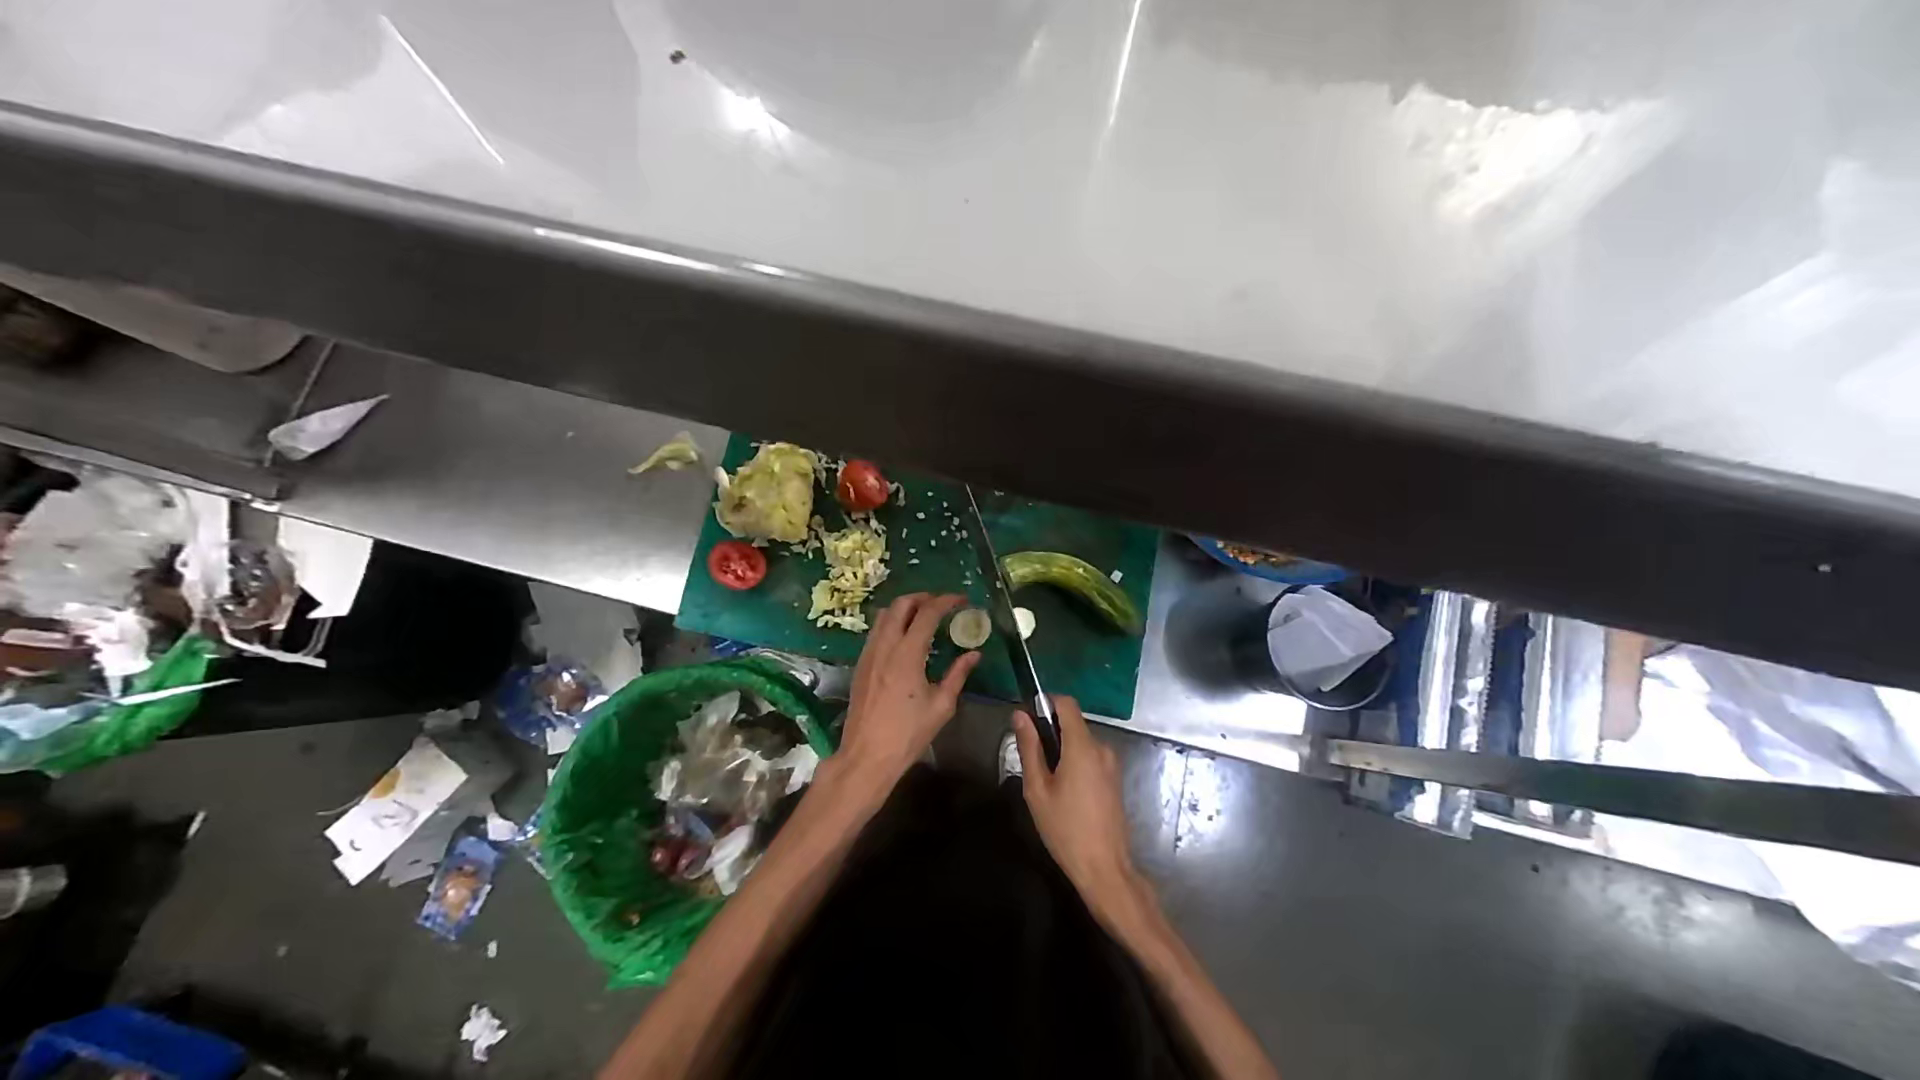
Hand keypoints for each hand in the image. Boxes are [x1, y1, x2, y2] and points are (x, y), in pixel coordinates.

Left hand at [836, 593, 981, 787]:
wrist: (867, 755)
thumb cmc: (908, 734)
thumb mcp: (941, 705)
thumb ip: (958, 674)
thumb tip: (973, 655)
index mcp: (907, 654)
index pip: (927, 613)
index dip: (946, 601)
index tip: (962, 600)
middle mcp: (884, 646)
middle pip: (900, 605)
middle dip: (922, 598)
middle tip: (941, 604)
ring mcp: (868, 654)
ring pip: (883, 615)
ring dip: (904, 608)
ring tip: (923, 616)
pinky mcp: (860, 665)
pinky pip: (876, 632)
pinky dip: (892, 624)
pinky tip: (905, 639)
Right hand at [1011, 696, 1144, 920]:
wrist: (1104, 868)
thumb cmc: (1065, 829)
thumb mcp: (1037, 789)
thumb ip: (1029, 748)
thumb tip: (1020, 716)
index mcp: (1082, 747)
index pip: (1067, 704)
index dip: (1046, 703)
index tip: (1028, 718)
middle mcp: (1102, 749)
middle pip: (1073, 724)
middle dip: (1051, 734)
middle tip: (1032, 762)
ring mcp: (1112, 765)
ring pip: (1081, 743)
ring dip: (1063, 751)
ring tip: (1047, 783)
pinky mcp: (1115, 779)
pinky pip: (1091, 758)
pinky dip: (1076, 764)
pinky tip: (1065, 793)